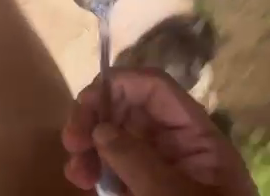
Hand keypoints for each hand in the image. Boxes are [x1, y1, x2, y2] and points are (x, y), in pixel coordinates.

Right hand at [63, 68, 254, 195]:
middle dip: (94, 119)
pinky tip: (86, 186)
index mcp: (198, 140)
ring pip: (116, 137)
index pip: (153, 87)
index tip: (87, 108)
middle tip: (70, 143)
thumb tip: (100, 128)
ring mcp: (164, 171)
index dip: (117, 84)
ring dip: (89, 148)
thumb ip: (136, 160)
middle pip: (127, 108)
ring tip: (75, 175)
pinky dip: (98, 171)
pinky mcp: (149, 193)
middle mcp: (179, 147)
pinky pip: (118, 168)